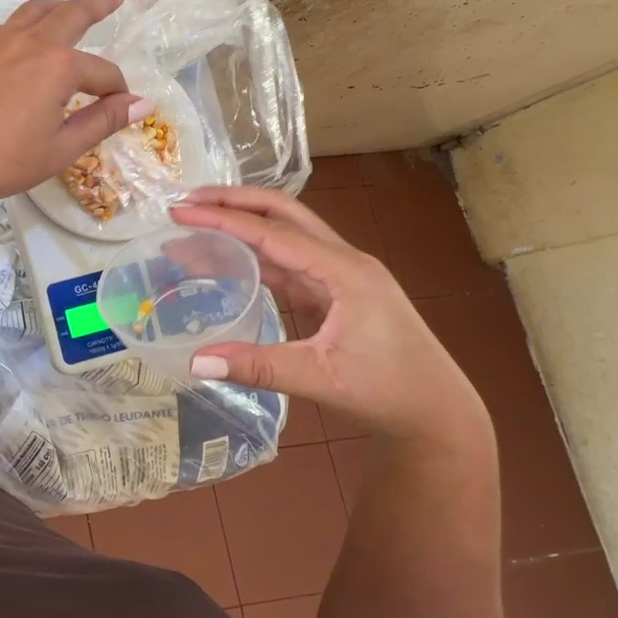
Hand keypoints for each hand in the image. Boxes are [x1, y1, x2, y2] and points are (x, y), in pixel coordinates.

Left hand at [0, 0, 151, 210]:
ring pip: (35, 11)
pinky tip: (26, 37)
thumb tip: (142, 103)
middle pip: (72, 14)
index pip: (102, 73)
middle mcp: (31, 43)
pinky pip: (7, 25)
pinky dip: (26, 23)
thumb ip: (103, 121)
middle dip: (98, 4)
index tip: (122, 106)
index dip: (116, 90)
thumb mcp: (61, 149)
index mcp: (58, 66)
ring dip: (59, 5)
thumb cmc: (3, 161)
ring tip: (72, 5)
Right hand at [169, 186, 490, 447]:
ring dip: (240, 226)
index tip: (180, 213)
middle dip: (233, 202)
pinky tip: (223, 261)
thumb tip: (195, 362)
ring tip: (194, 226)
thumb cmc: (388, 392)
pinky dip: (252, 255)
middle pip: (283, 213)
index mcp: (346, 272)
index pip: (273, 233)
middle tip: (185, 203)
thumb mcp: (319, 379)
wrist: (438, 414)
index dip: (223, 220)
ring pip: (284, 235)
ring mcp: (341, 275)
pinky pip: (287, 262)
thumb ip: (256, 367)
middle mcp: (344, 261)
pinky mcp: (334, 292)